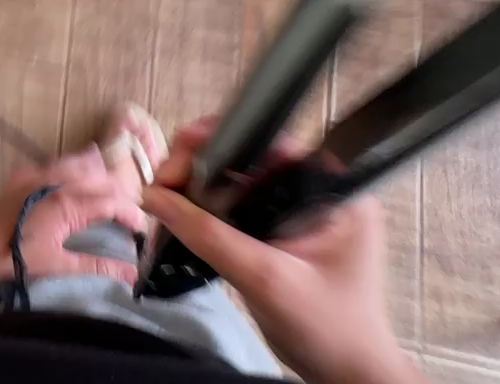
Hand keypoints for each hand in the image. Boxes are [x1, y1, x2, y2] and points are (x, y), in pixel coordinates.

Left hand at [0, 151, 150, 283]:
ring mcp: (37, 174)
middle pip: (97, 177)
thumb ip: (98, 266)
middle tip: (132, 209)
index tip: (142, 230)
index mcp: (68, 203)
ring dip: (97, 172)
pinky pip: (54, 163)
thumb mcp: (60, 265)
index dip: (131, 213)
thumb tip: (133, 274)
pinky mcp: (23, 175)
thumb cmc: (18, 255)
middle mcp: (55, 181)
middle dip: (119, 190)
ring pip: (76, 163)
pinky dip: (72, 165)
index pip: (111, 201)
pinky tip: (77, 169)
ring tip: (113, 181)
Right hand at [141, 120, 423, 383]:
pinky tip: (176, 216)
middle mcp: (312, 187)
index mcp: (330, 188)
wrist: (348, 378)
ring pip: (228, 175)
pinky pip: (228, 200)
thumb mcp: (266, 279)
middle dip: (194, 165)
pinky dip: (199, 205)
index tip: (176, 163)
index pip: (264, 140)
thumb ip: (209, 236)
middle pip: (239, 153)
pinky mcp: (275, 224)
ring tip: (162, 203)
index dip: (214, 140)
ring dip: (191, 185)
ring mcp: (292, 205)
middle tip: (161, 190)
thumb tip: (151, 197)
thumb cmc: (328, 330)